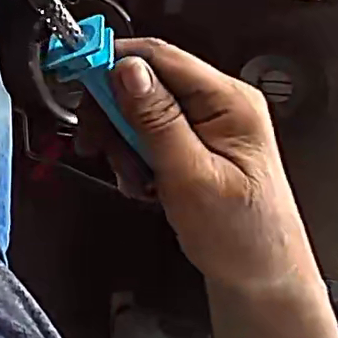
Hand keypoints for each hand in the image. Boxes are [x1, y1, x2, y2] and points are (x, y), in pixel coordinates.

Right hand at [79, 39, 317, 294]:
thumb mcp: (192, 177)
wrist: (260, 280)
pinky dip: (131, 154)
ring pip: (137, 108)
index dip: (112, 60)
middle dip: (113, 112)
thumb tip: (126, 70)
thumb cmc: (245, 237)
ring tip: (132, 176)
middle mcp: (216, 103)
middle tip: (98, 143)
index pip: (159, 56)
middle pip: (143, 80)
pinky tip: (140, 180)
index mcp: (228, 100)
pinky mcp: (189, 141)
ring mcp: (203, 122)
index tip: (76, 73)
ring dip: (121, 141)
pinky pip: (144, 132)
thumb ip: (156, 120)